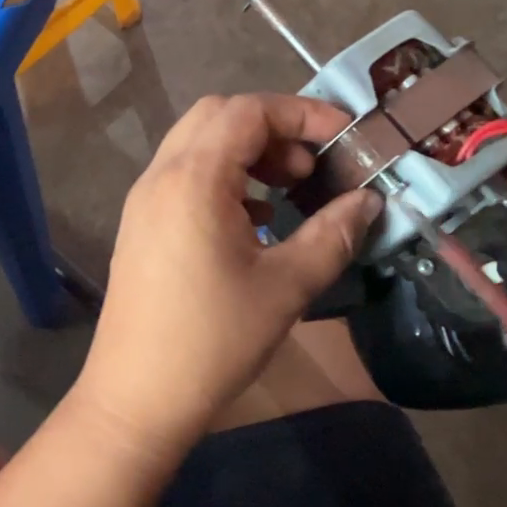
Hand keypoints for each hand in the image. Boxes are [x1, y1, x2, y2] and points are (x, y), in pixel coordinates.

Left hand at [73, 94, 382, 448]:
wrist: (138, 395)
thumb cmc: (215, 340)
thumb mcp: (286, 286)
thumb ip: (332, 234)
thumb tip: (368, 201)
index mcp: (193, 179)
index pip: (248, 111)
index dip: (301, 113)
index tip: (344, 135)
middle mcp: (161, 176)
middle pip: (217, 116)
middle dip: (272, 127)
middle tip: (312, 164)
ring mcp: (144, 200)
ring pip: (197, 144)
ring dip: (245, 151)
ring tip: (289, 188)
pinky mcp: (140, 226)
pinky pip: (183, 177)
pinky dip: (222, 177)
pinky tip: (254, 218)